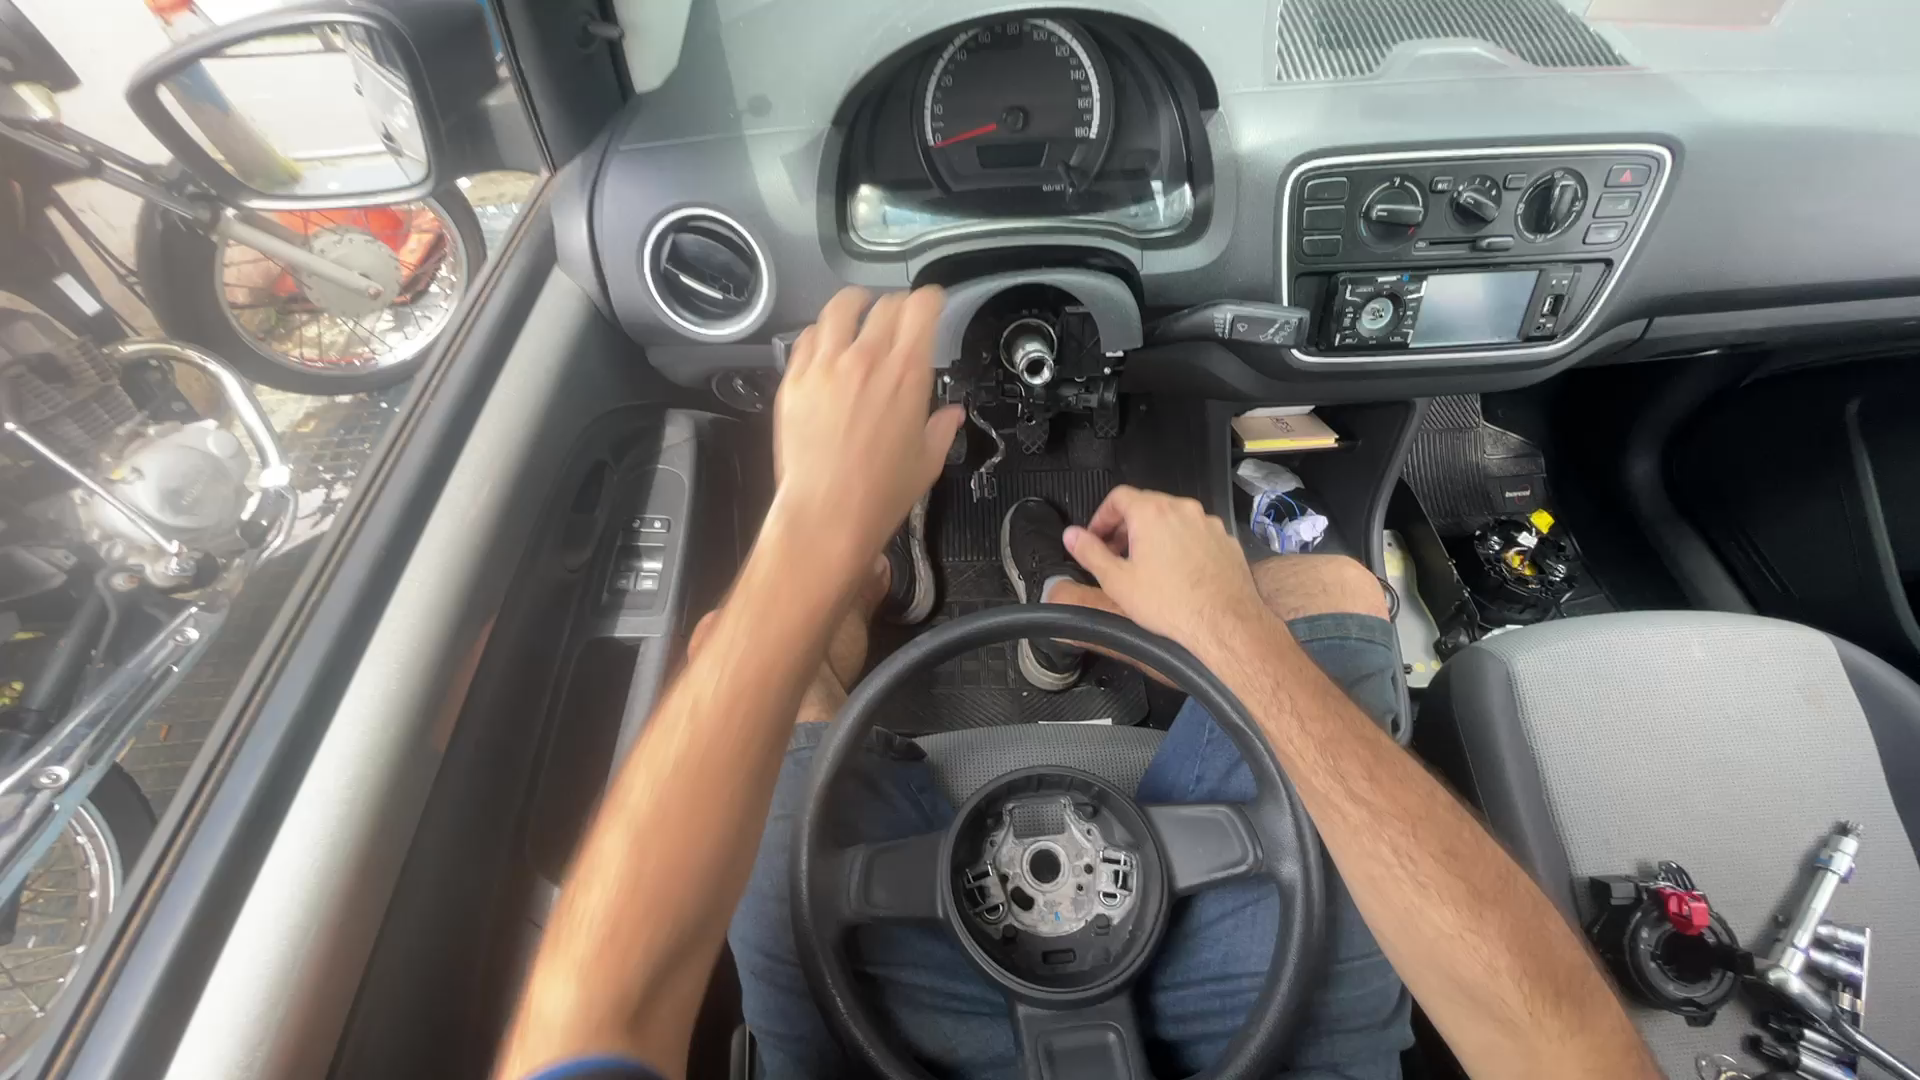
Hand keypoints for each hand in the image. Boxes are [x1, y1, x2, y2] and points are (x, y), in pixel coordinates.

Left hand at [771, 286, 963, 571]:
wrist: (828, 512)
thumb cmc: (878, 493)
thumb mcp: (927, 461)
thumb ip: (942, 428)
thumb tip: (950, 415)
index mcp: (906, 375)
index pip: (921, 309)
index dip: (930, 299)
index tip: (931, 302)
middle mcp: (865, 361)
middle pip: (884, 304)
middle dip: (898, 303)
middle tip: (900, 312)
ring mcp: (826, 367)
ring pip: (839, 308)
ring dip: (856, 304)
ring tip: (858, 309)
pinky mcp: (795, 380)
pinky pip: (806, 337)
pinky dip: (820, 332)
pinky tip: (824, 341)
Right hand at [1063, 486, 1276, 656]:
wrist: (1224, 623)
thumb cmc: (1170, 604)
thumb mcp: (1116, 580)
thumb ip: (1089, 552)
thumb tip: (1071, 535)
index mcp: (1152, 513)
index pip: (1118, 497)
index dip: (1101, 516)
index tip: (1095, 537)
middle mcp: (1183, 510)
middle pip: (1146, 505)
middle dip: (1125, 526)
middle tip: (1115, 553)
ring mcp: (1208, 523)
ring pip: (1172, 519)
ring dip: (1153, 534)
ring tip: (1145, 565)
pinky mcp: (1225, 540)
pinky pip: (1195, 533)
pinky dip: (1179, 544)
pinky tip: (1175, 572)